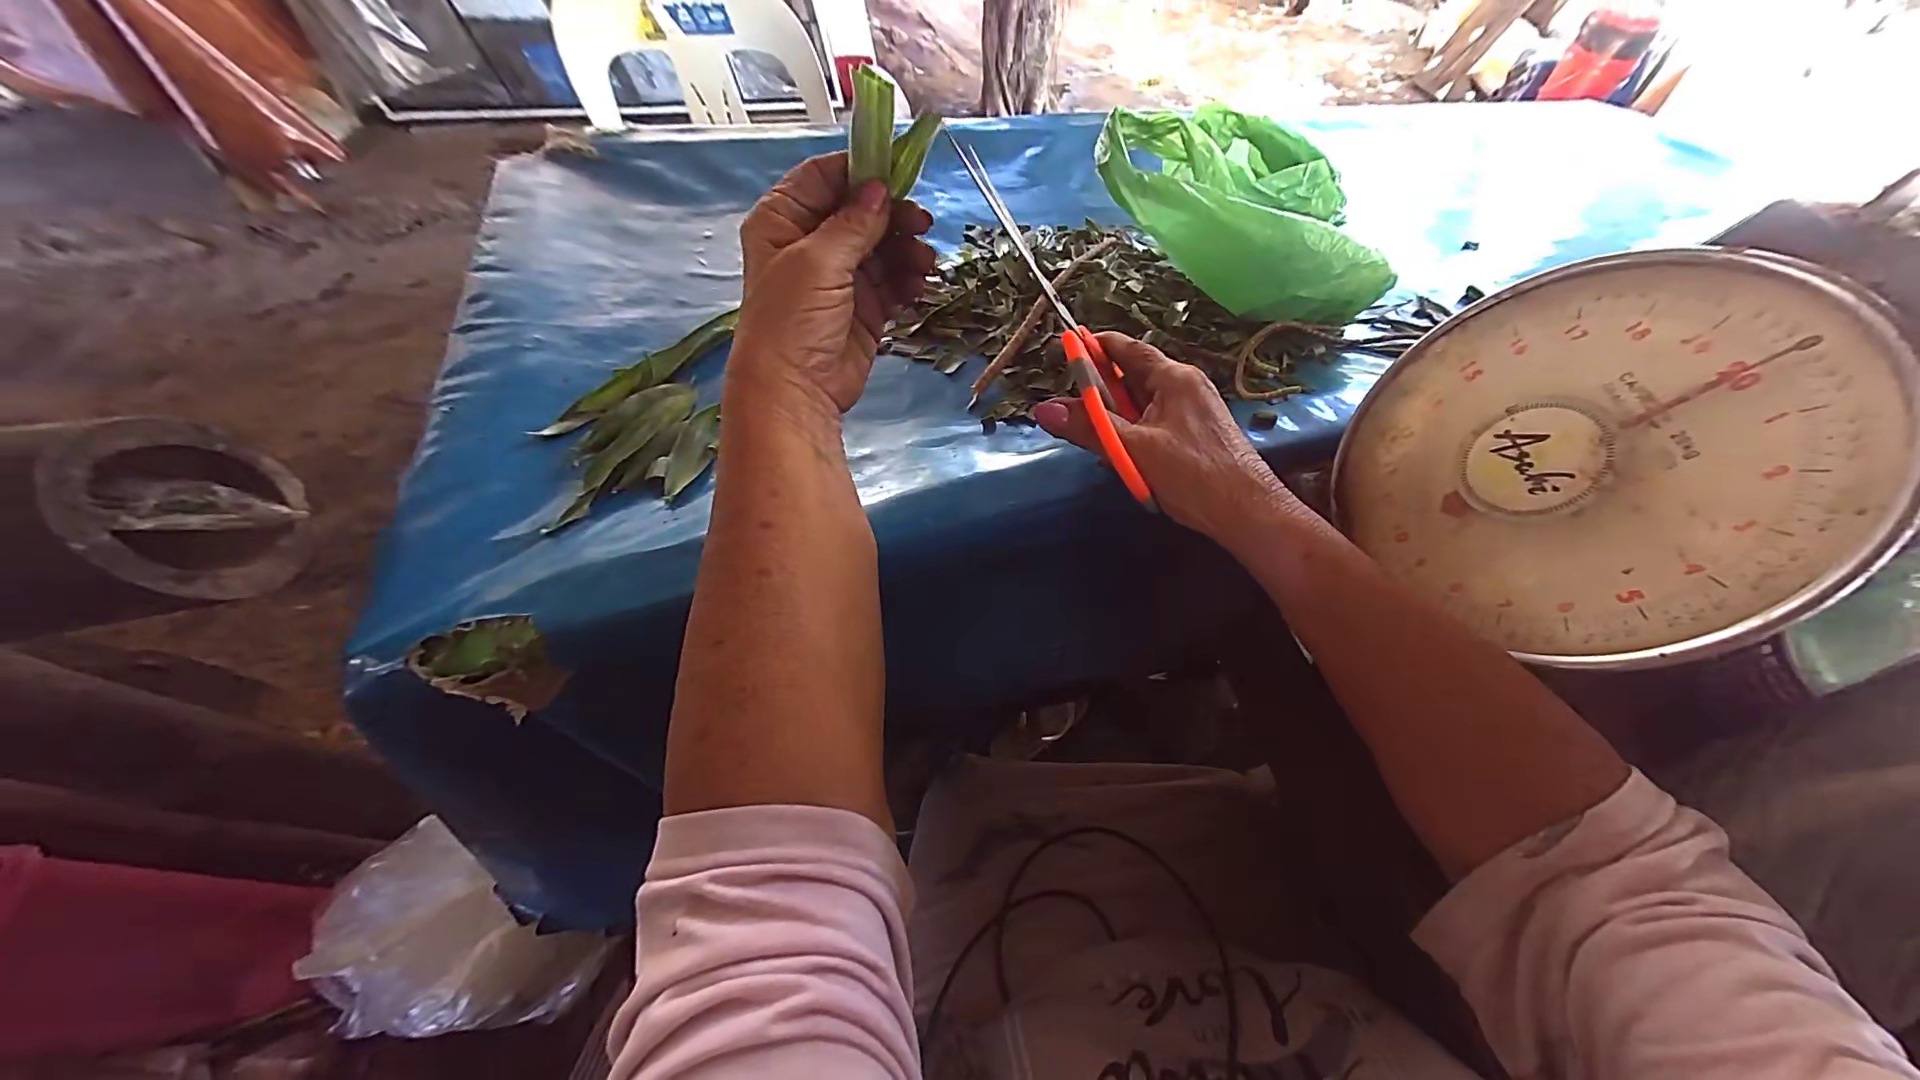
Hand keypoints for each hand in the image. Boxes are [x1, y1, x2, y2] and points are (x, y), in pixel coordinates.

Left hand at [732, 152, 935, 417]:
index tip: (898, 176)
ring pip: (883, 248)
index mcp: (784, 220)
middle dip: (894, 218)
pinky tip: (919, 287)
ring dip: (907, 252)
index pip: (824, 178)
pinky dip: (908, 281)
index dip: (860, 173)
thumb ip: (852, 222)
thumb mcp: (817, 261)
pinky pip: (893, 282)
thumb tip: (879, 188)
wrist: (796, 389)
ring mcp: (840, 278)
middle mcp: (812, 244)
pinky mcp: (864, 308)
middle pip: (861, 213)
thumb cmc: (792, 320)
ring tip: (925, 266)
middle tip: (922, 225)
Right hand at [1034, 333, 1298, 544]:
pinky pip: (1155, 423)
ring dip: (1116, 417)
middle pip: (1133, 377)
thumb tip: (1045, 409)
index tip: (1066, 348)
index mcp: (1174, 378)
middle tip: (1072, 407)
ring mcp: (1194, 411)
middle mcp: (1186, 386)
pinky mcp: (1196, 435)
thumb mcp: (1133, 450)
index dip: (1095, 346)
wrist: (1247, 512)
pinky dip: (1134, 433)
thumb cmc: (1193, 476)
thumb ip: (1089, 428)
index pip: (1127, 349)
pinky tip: (1124, 456)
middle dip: (1101, 391)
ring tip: (1096, 438)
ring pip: (1143, 404)